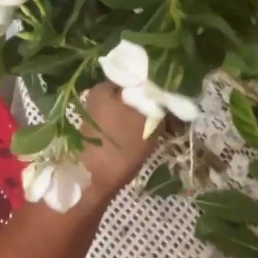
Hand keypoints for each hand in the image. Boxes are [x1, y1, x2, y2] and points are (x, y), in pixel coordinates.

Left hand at [75, 83, 158, 204]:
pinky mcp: (92, 131)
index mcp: (104, 87)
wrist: (96, 180)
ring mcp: (91, 114)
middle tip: (163, 114)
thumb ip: (158, 102)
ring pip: (122, 108)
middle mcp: (94, 96)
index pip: (134, 78)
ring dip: (137, 115)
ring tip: (155, 126)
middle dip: (145, 102)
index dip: (152, 87)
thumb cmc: (123, 145)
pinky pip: (116, 121)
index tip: (165, 99)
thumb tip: (163, 92)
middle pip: (128, 94)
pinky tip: (140, 136)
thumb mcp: (150, 121)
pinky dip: (127, 126)